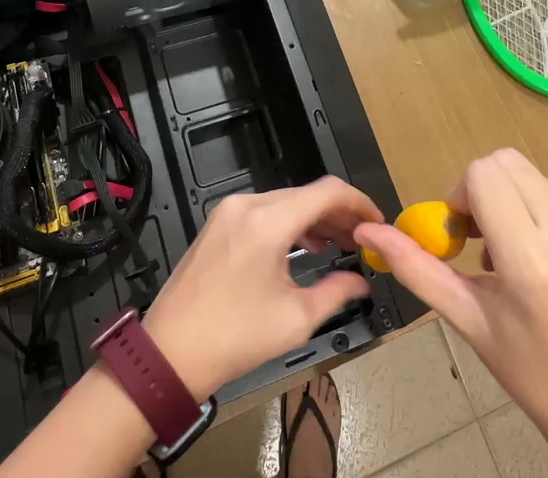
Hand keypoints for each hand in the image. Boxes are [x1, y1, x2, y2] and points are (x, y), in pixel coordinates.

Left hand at [143, 176, 383, 398]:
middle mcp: (247, 205)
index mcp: (268, 222)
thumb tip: (361, 281)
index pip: (328, 192)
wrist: (169, 354)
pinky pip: (264, 211)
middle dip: (340, 213)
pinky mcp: (218, 224)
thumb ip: (337, 291)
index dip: (359, 203)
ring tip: (341, 244)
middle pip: (307, 193)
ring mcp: (228, 212)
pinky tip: (307, 246)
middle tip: (364, 239)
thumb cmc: (234, 338)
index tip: (378, 223)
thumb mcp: (296, 318)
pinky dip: (291, 223)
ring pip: (286, 201)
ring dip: (316, 218)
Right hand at [355, 150, 547, 476]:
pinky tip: (543, 262)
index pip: (484, 174)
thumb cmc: (533, 374)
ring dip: (512, 202)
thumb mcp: (469, 322)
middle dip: (482, 192)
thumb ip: (416, 268)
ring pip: (535, 177)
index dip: (460, 195)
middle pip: (507, 164)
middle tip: (479, 241)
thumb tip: (369, 233)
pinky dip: (541, 215)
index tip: (459, 235)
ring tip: (512, 257)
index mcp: (533, 261)